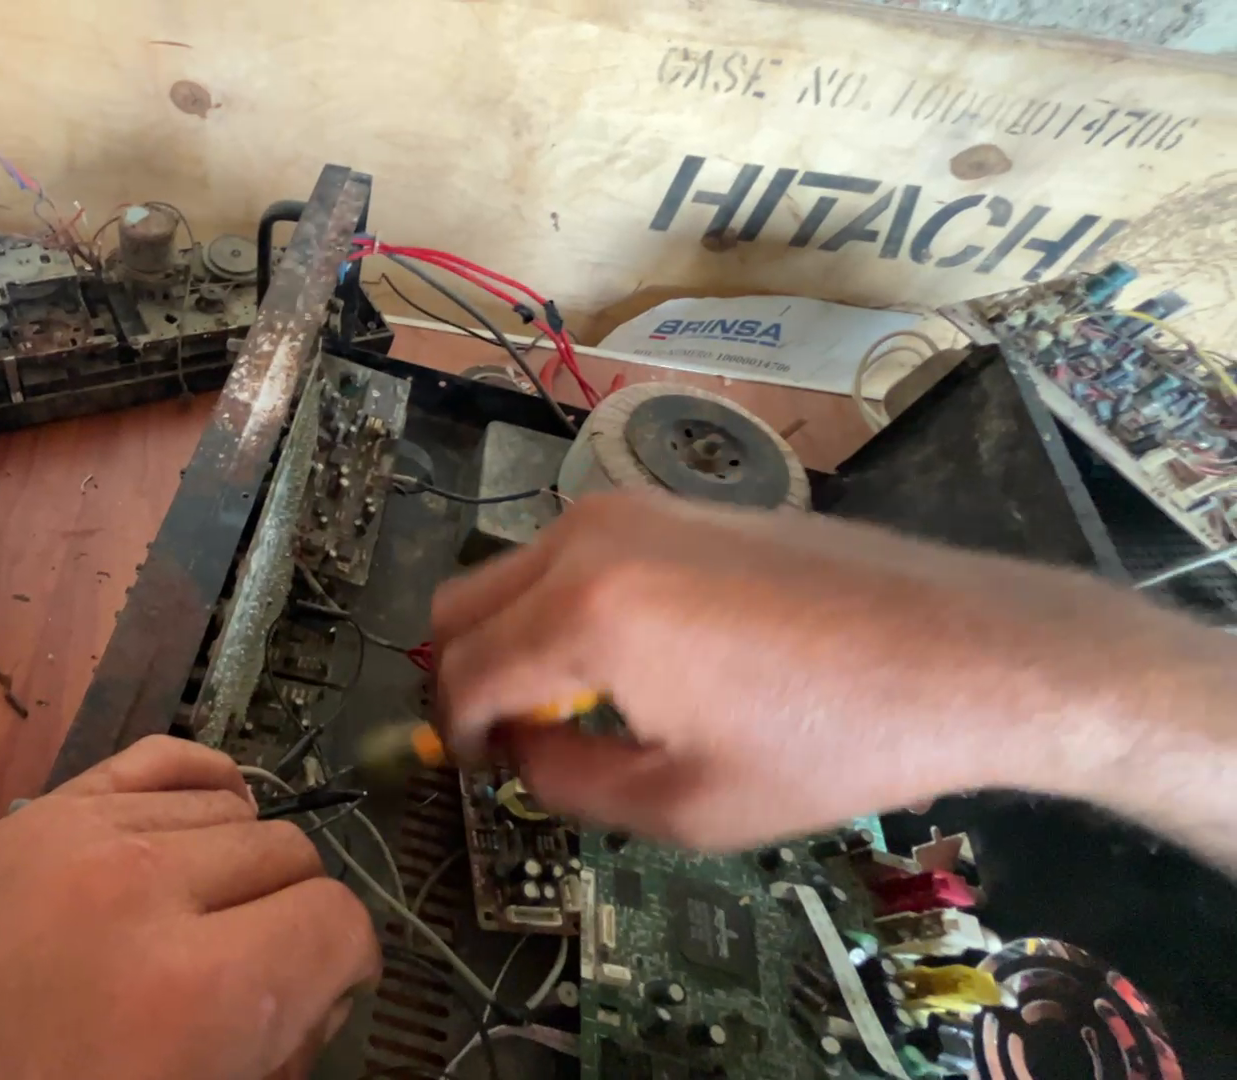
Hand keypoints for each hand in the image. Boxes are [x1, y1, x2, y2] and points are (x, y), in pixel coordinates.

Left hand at [0, 736, 379, 1079]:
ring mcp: (81, 831)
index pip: (335, 922)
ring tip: (207, 919)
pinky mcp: (38, 813)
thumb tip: (309, 998)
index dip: (345, 967)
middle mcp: (144, 886)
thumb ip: (266, 1060)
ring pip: (235, 804)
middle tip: (255, 981)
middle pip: (290, 852)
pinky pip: (162, 759)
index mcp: (187, 995)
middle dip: (294, 919)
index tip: (318, 999)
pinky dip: (202, 787)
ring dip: (242, 863)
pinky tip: (197, 830)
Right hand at [431, 491, 1236, 852]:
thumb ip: (562, 782)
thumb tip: (512, 746)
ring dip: (505, 637)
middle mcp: (579, 543)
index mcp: (584, 617)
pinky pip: (552, 555)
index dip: (456, 729)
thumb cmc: (830, 742)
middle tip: (508, 728)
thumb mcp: (684, 806)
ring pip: (499, 575)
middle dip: (461, 674)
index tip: (481, 765)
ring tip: (566, 692)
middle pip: (456, 606)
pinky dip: (546, 604)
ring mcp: (612, 510)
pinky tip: (614, 647)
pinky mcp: (646, 502)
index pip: (465, 672)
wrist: (964, 646)